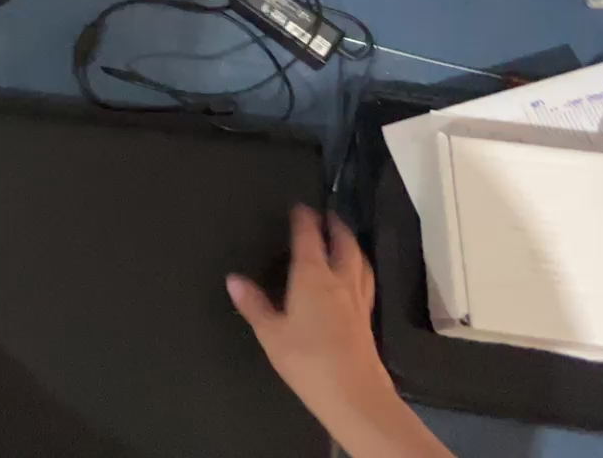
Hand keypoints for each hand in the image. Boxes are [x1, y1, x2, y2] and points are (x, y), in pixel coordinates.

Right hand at [227, 207, 452, 457]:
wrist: (355, 396)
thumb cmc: (308, 360)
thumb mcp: (271, 333)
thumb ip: (253, 304)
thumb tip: (234, 280)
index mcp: (312, 276)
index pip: (309, 237)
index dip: (304, 219)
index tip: (300, 207)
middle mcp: (339, 280)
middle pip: (342, 243)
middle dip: (335, 226)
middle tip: (329, 215)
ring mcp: (358, 299)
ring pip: (359, 261)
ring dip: (352, 245)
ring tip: (347, 239)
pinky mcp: (368, 319)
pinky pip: (366, 282)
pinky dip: (360, 269)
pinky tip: (357, 278)